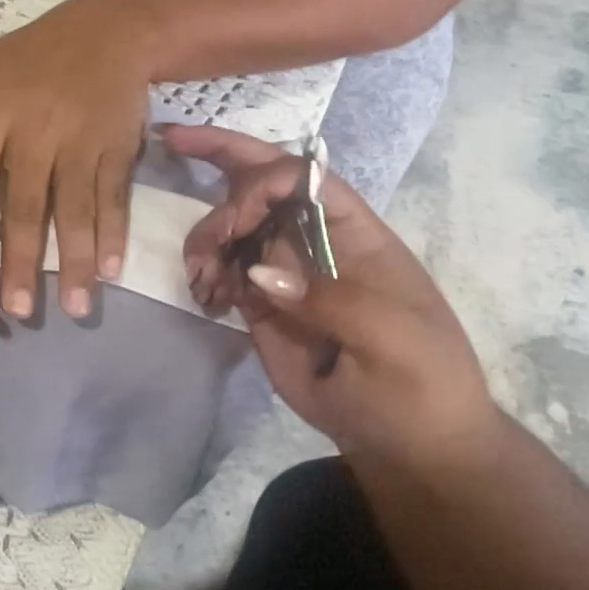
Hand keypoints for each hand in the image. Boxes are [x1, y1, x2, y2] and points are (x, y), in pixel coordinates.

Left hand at [0, 0, 152, 320]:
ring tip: (72, 307)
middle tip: (16, 309)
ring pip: (73, 209)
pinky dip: (113, 234)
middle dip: (19, 258)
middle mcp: (34, 133)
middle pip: (24, 203)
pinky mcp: (116, 149)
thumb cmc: (24, 57)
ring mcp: (79, 143)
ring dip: (72, 259)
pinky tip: (111, 272)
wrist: (106, 30)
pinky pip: (112, 197)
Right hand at [166, 125, 502, 467]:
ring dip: (203, 240)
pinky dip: (202, 274)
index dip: (258, 180)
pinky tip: (209, 300)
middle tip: (168, 146)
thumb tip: (257, 273)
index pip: (301, 179)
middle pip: (258, 178)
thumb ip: (330, 301)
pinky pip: (218, 267)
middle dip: (213, 155)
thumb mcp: (393, 342)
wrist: (405, 443)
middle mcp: (311, 237)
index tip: (231, 221)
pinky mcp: (256, 298)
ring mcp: (281, 267)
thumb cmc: (420, 385)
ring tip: (203, 281)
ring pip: (227, 225)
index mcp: (354, 233)